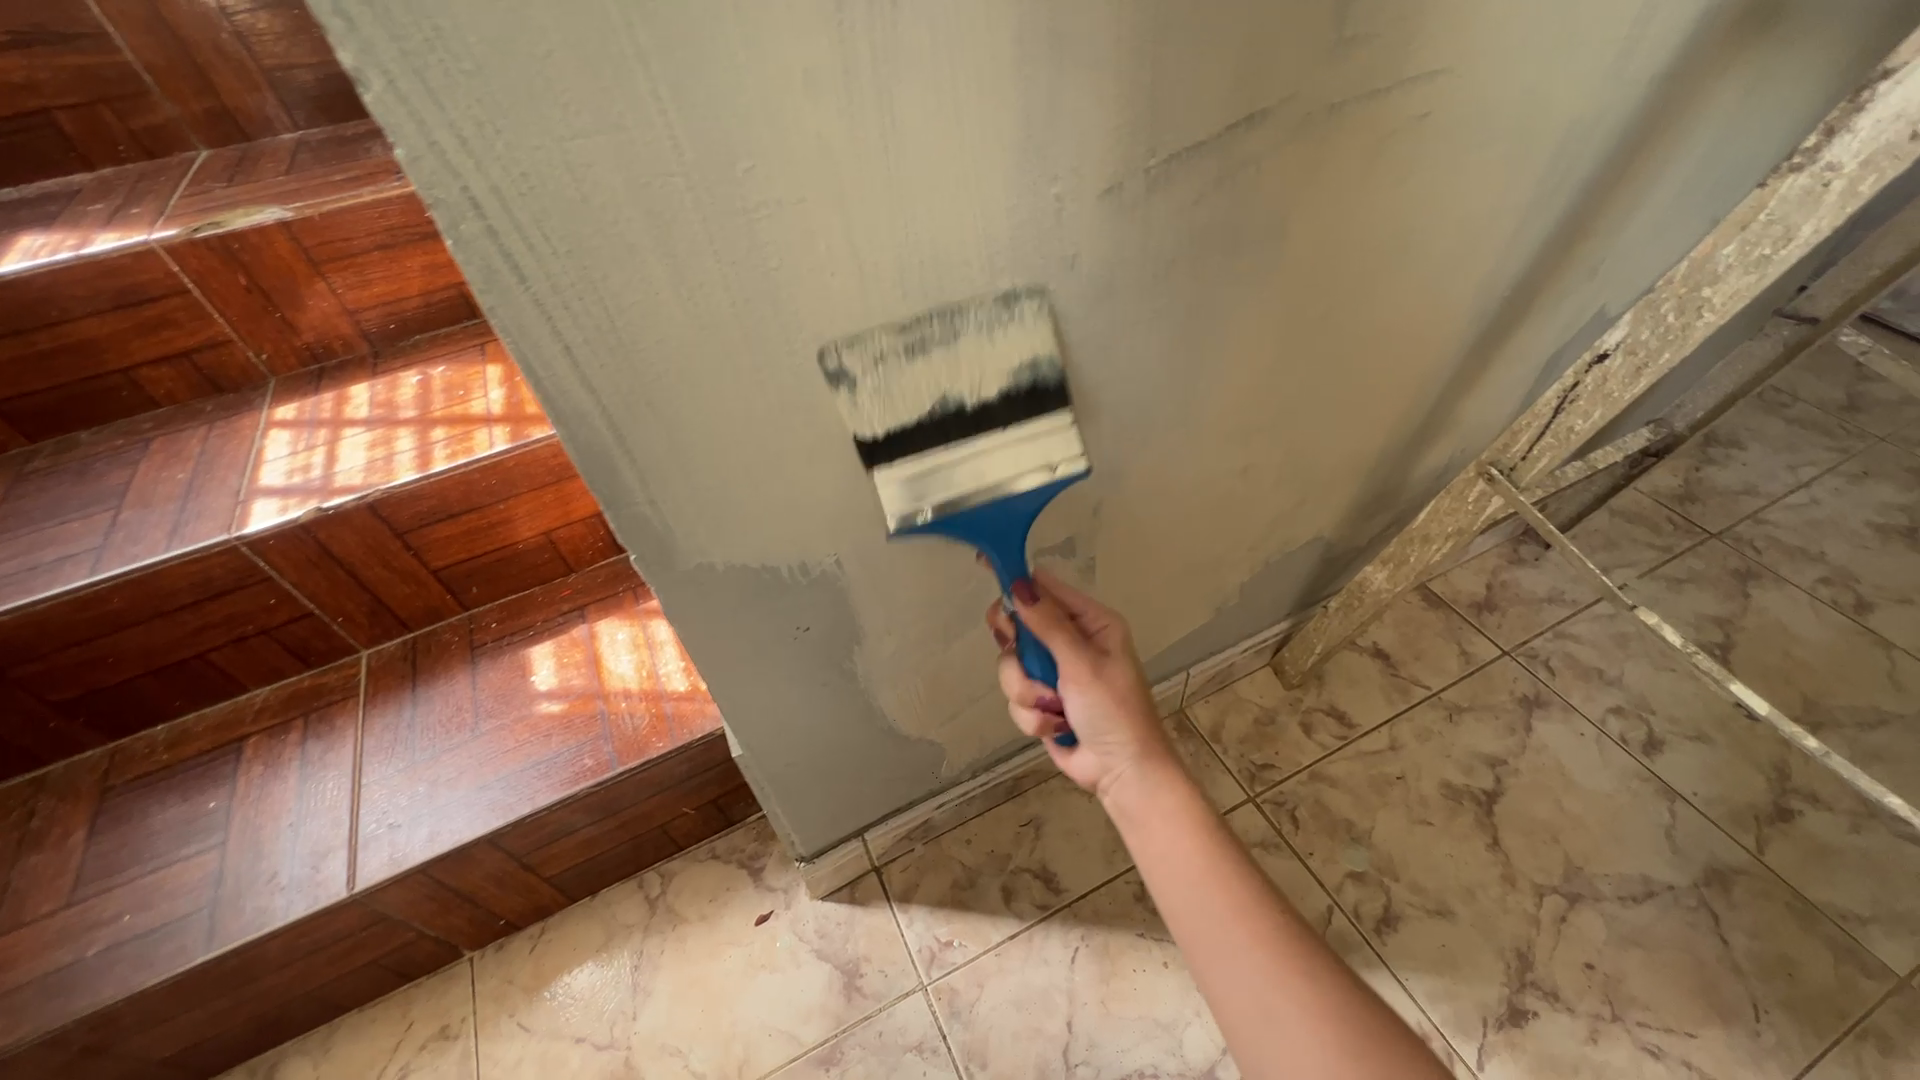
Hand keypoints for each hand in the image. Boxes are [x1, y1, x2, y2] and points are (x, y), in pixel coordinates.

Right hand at [985, 568, 1176, 803]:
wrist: (1122, 772)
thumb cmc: (1114, 710)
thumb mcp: (1082, 663)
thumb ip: (1047, 625)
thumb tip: (1018, 585)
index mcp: (1091, 622)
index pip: (1046, 588)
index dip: (1017, 582)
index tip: (986, 570)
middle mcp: (1070, 642)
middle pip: (1019, 627)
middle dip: (1018, 653)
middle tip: (1025, 662)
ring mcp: (1054, 673)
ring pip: (1011, 667)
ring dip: (1029, 693)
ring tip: (1055, 709)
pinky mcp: (1042, 703)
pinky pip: (1016, 698)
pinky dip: (1033, 716)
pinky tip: (1057, 728)